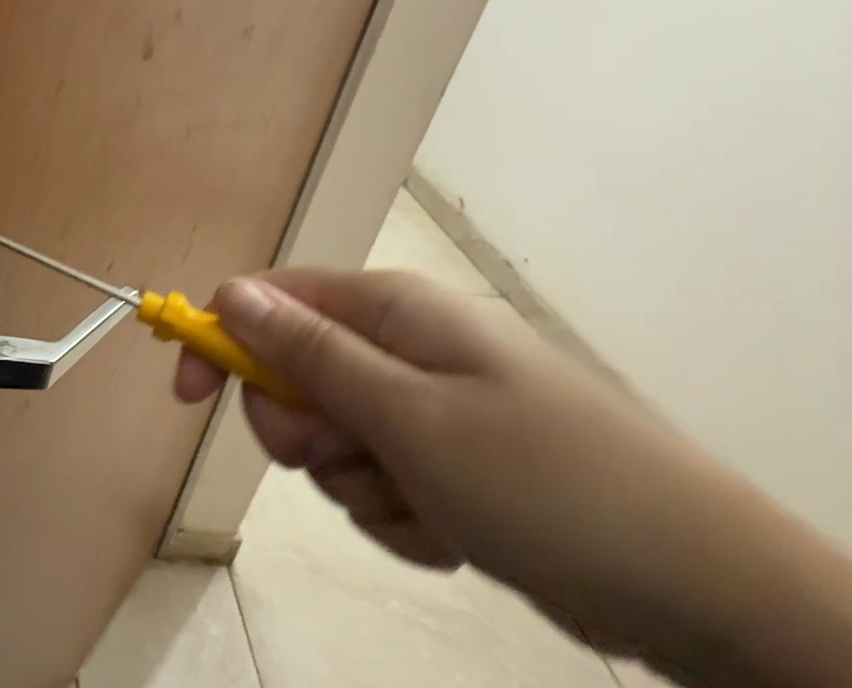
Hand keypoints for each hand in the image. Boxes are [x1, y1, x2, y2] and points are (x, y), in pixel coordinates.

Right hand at [177, 269, 851, 685]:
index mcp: (391, 312)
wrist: (693, 587)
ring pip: (329, 440)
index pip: (267, 300)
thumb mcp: (406, 414)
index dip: (219, 341)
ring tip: (422, 505)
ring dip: (355, 483)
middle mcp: (402, 348)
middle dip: (303, 429)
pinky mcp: (442, 462)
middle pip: (291, 376)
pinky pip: (373, 482)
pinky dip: (394, 513)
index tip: (188, 397)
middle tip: (346, 458)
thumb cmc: (540, 480)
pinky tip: (446, 531)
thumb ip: (308, 352)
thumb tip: (229, 293)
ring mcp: (424, 407)